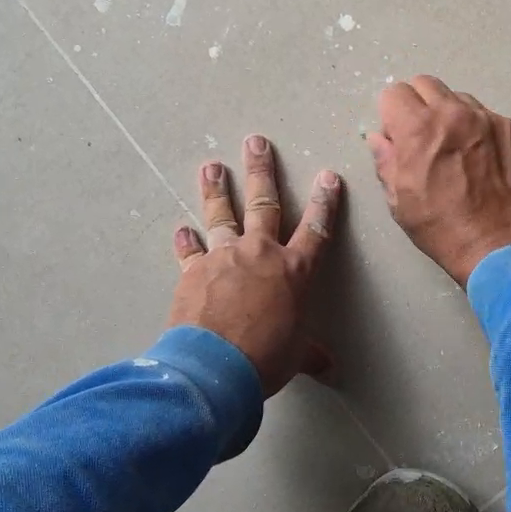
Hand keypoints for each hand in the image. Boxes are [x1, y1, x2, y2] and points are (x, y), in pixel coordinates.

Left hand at [169, 135, 341, 395]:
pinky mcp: (194, 271)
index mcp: (295, 272)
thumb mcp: (295, 355)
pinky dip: (186, 242)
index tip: (328, 177)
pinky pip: (190, 251)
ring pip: (222, 215)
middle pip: (265, 204)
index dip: (324, 203)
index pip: (316, 230)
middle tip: (256, 142)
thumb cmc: (266, 358)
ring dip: (217, 190)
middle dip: (262, 171)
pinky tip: (181, 230)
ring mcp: (224, 258)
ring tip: (212, 166)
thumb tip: (329, 369)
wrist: (216, 365)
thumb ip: (309, 353)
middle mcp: (260, 255)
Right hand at [367, 75, 510, 287]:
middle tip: (422, 138)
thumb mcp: (400, 201)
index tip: (397, 137)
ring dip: (450, 116)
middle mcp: (454, 113)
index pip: (394, 93)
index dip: (390, 115)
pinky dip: (478, 130)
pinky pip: (488, 117)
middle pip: (426, 84)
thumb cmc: (443, 229)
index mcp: (419, 129)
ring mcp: (489, 118)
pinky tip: (482, 161)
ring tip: (456, 151)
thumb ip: (386, 161)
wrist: (499, 247)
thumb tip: (379, 139)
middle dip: (417, 106)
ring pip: (459, 98)